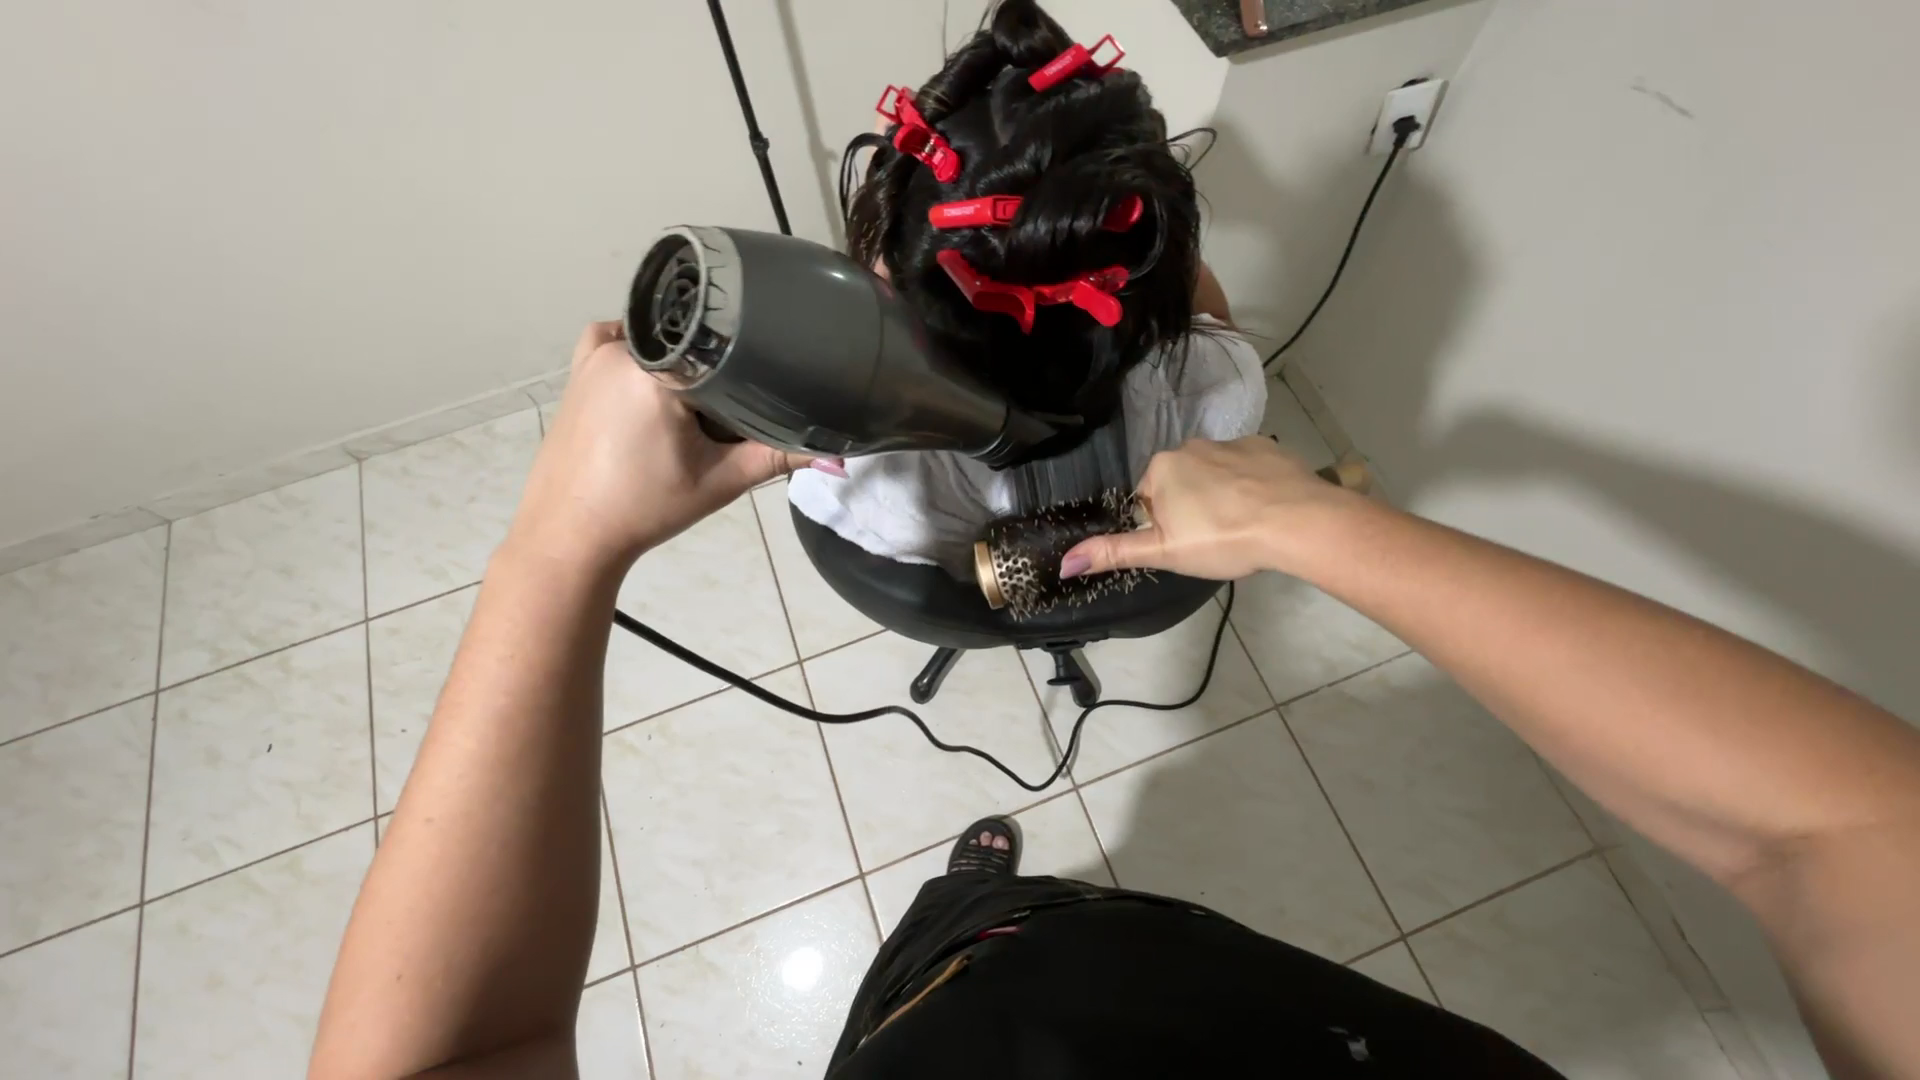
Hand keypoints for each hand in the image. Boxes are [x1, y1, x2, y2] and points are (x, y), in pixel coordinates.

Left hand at [506, 322, 826, 570]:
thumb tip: (837, 456)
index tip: (773, 382)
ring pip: (659, 339)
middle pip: (692, 341)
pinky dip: (643, 352)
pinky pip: (618, 341)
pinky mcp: (577, 371)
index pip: (724, 343)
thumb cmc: (645, 507)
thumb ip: (778, 458)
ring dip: (683, 361)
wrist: (572, 535)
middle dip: (719, 368)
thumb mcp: (721, 481)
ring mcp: (593, 356)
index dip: (754, 361)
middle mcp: (620, 348)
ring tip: (702, 398)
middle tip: (734, 410)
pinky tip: (662, 380)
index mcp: (657, 368)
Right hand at [1061, 436, 1362, 580]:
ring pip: (1214, 474)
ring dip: (1220, 496)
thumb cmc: (1222, 538)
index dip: (1163, 526)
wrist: (1297, 522)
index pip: (1147, 499)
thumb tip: (1065, 562)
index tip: (1186, 544)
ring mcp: (1232, 443)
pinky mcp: (1267, 446)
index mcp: (1162, 467)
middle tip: (1213, 539)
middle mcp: (1192, 446)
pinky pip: (1248, 467)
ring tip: (1241, 527)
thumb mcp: (1164, 552)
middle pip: (1179, 484)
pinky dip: (1251, 485)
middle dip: (1190, 508)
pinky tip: (1263, 509)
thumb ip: (1114, 552)